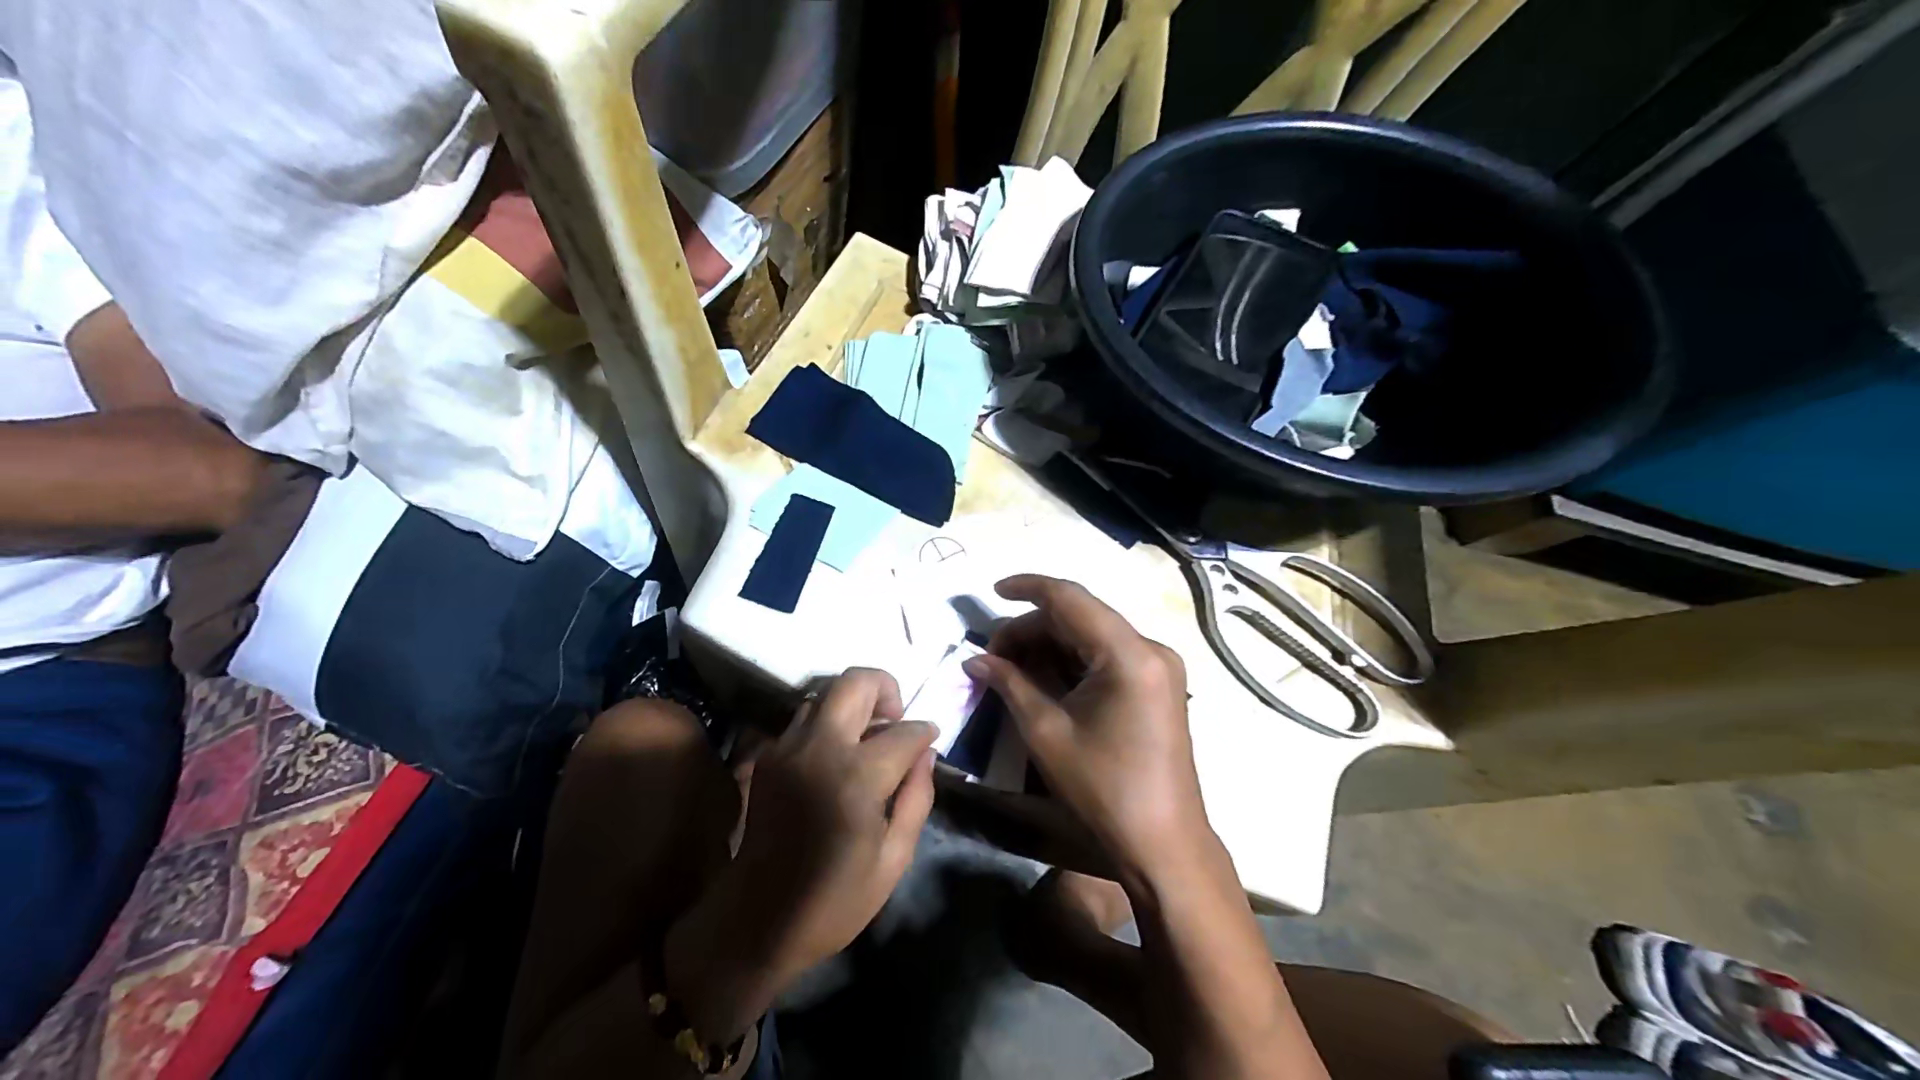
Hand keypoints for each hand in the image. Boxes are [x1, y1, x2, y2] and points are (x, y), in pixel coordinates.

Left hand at [663, 669, 936, 1039]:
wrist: (756, 921)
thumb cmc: (834, 901)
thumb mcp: (894, 859)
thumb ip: (917, 797)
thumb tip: (926, 753)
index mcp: (856, 777)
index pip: (903, 731)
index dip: (925, 732)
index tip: (931, 739)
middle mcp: (819, 749)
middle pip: (856, 681)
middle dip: (886, 689)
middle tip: (895, 722)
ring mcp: (787, 748)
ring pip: (827, 694)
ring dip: (854, 704)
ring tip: (868, 739)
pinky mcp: (767, 757)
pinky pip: (805, 719)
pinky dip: (829, 724)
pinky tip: (838, 759)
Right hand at [962, 575, 1208, 883]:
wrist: (1163, 843)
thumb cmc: (1103, 788)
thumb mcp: (1047, 732)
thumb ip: (1010, 683)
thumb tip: (975, 659)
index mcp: (1129, 654)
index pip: (1071, 599)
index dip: (1028, 587)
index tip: (992, 591)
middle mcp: (1150, 649)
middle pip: (1080, 617)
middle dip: (1032, 628)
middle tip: (992, 656)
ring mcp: (1157, 667)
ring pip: (1091, 635)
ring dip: (1049, 645)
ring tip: (1009, 669)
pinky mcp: (1156, 684)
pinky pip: (1106, 656)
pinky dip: (1071, 660)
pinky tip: (1041, 678)